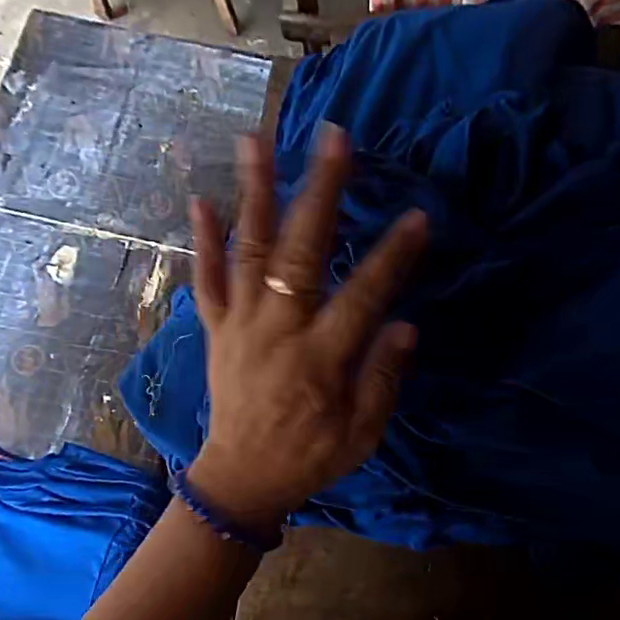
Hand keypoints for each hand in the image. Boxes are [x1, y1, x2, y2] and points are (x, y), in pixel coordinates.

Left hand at [183, 124, 428, 534]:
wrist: (240, 481)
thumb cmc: (309, 459)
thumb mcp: (360, 436)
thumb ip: (382, 380)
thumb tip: (404, 325)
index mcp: (318, 360)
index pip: (363, 296)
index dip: (393, 257)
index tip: (418, 217)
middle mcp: (276, 332)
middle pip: (300, 253)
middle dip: (320, 192)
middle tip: (333, 138)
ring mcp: (240, 327)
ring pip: (248, 253)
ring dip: (254, 194)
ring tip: (257, 140)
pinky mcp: (215, 331)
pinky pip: (206, 282)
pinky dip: (204, 242)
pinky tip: (201, 201)